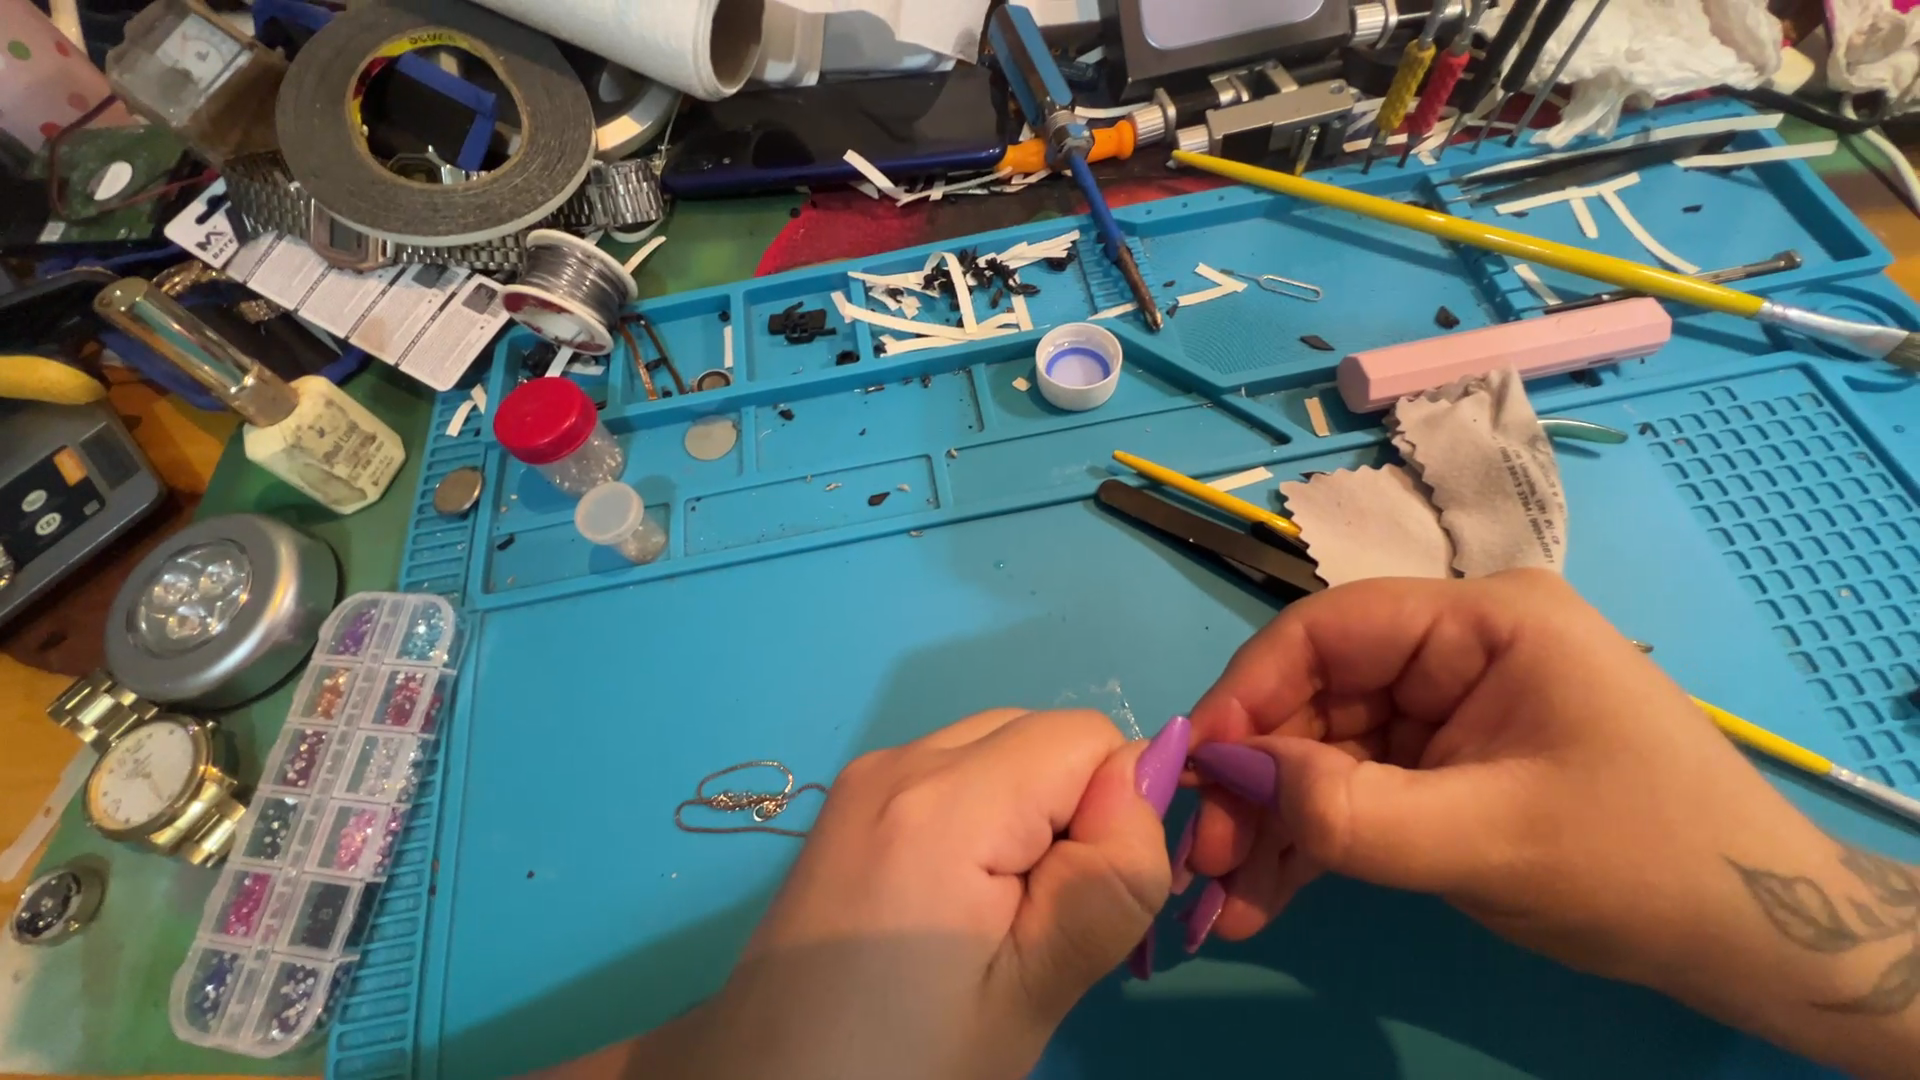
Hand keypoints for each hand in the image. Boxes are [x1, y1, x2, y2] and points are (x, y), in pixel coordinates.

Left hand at [701, 708, 1180, 1079]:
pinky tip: (957, 891)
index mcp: (944, 799)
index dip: (1114, 808)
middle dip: (1074, 806)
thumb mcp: (1032, 990)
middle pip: (1041, 733)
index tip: (1083, 898)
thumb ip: (1108, 878)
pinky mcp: (856, 793)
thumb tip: (1151, 771)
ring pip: (1002, 746)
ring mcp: (871, 770)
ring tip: (998, 908)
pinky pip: (958, 767)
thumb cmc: (906, 1063)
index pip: (1084, 736)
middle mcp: (902, 757)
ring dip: (1031, 809)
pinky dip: (987, 810)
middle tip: (1042, 914)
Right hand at [1182, 571, 1839, 996]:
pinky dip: (1301, 843)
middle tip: (1203, 856)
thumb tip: (1226, 773)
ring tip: (1222, 898)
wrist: (1761, 951)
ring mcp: (1431, 709)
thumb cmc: (1647, 868)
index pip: (1326, 631)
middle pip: (1309, 698)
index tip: (1192, 763)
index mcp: (1477, 622)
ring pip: (1314, 752)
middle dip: (1253, 781)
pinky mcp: (1425, 762)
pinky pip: (1341, 789)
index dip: (1248, 691)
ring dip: (1267, 824)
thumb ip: (1348, 809)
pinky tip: (1261, 896)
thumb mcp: (1489, 841)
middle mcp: (1443, 651)